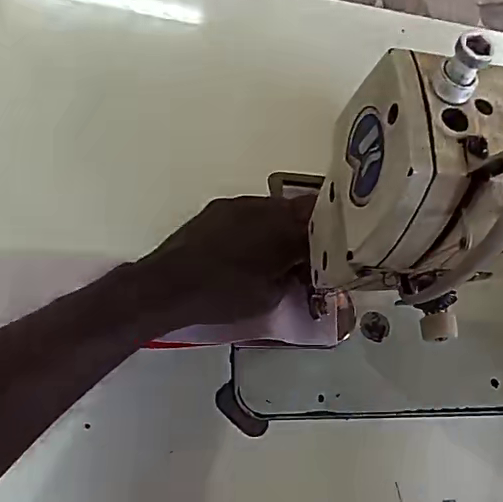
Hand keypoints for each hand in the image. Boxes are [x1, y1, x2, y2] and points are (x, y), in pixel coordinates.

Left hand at [132, 193, 316, 328]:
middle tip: (306, 257)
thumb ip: (294, 277)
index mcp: (285, 226)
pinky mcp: (216, 210)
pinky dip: (255, 229)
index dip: (332, 234)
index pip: (324, 218)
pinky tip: (247, 252)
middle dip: (306, 231)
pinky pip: (248, 214)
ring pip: (272, 211)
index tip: (333, 252)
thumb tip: (302, 270)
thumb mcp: (271, 296)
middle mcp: (264, 207)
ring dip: (279, 229)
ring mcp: (237, 205)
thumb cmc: (224, 295)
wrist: (169, 286)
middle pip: (298, 210)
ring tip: (274, 257)